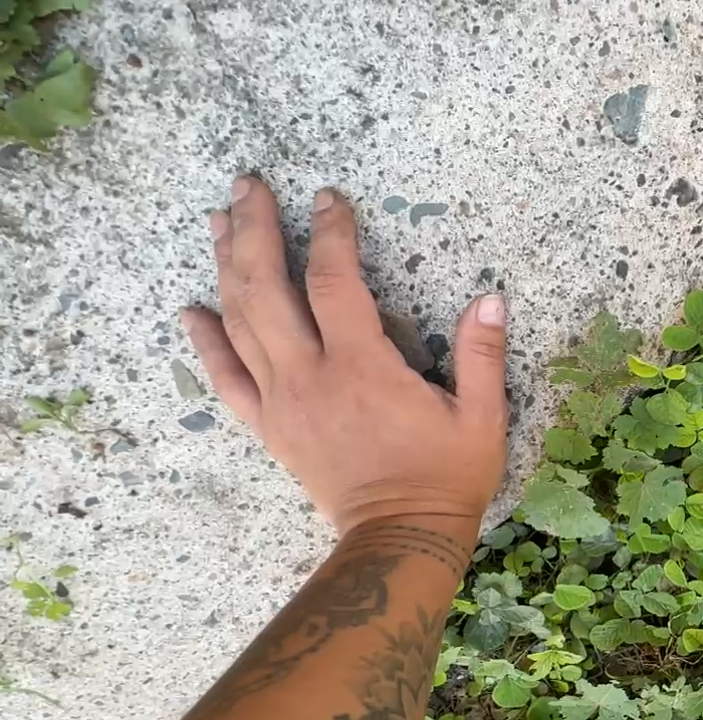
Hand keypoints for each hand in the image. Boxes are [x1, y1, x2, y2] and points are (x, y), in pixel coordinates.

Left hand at [181, 176, 509, 538]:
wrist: (402, 532)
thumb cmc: (450, 473)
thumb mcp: (484, 416)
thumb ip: (483, 357)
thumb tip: (492, 300)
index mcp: (366, 368)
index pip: (338, 286)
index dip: (331, 236)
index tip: (329, 200)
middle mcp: (312, 376)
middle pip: (266, 290)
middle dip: (254, 231)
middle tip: (248, 186)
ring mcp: (282, 400)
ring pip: (239, 322)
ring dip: (225, 267)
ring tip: (219, 221)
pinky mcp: (270, 424)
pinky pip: (225, 377)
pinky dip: (204, 340)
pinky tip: (192, 309)